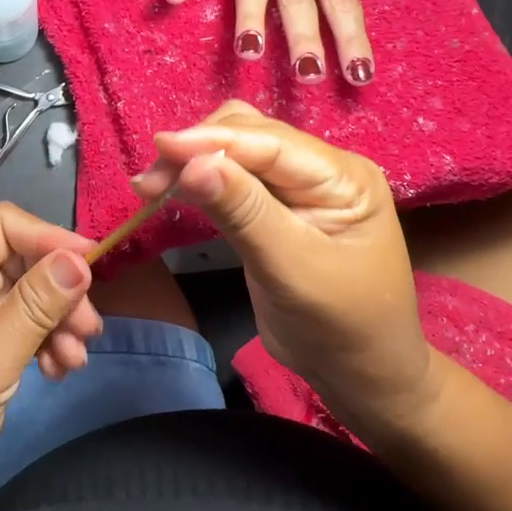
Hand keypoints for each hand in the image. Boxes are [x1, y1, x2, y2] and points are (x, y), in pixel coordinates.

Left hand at [0, 203, 102, 509]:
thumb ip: (37, 303)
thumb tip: (80, 260)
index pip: (4, 225)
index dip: (47, 236)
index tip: (90, 262)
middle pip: (25, 261)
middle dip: (61, 289)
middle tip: (90, 327)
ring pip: (33, 297)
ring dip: (62, 322)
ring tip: (77, 358)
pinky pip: (30, 329)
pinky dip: (51, 344)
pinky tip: (61, 371)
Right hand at [135, 101, 434, 420]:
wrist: (362, 376)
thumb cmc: (341, 327)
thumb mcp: (294, 271)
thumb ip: (245, 213)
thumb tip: (193, 164)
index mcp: (342, 176)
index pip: (269, 141)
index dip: (212, 139)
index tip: (160, 147)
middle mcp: (320, 168)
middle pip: (248, 134)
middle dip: (197, 148)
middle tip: (148, 184)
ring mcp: (297, 184)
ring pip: (234, 149)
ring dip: (191, 161)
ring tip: (150, 187)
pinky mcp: (274, 203)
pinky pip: (231, 175)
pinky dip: (198, 179)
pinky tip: (170, 191)